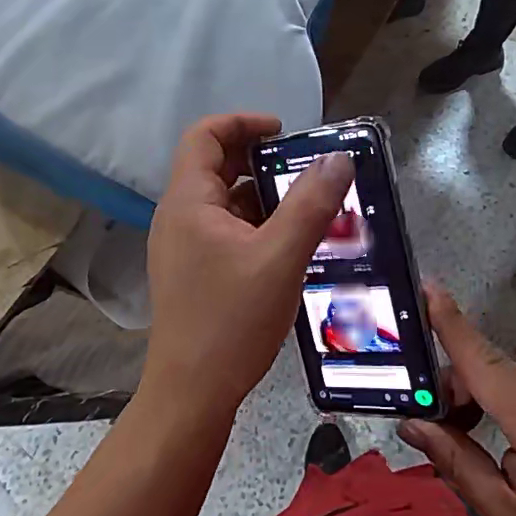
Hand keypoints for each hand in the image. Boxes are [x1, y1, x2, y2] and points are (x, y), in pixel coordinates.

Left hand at [143, 114, 353, 417]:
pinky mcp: (193, 271)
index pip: (204, 135)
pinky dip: (255, 224)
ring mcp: (183, 246)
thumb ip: (310, 204)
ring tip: (307, 205)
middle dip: (260, 159)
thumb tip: (337, 158)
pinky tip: (289, 243)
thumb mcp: (280, 258)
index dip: (242, 122)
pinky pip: (224, 230)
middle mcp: (178, 217)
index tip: (285, 132)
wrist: (192, 393)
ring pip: (223, 201)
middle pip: (214, 165)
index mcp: (188, 202)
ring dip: (262, 195)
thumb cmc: (231, 321)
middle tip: (306, 170)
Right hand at [396, 285, 515, 515]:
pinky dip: (501, 404)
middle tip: (426, 423)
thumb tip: (411, 424)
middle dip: (452, 385)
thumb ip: (457, 461)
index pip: (483, 360)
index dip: (450, 324)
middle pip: (491, 368)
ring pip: (509, 379)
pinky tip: (493, 438)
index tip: (425, 286)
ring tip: (458, 437)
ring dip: (476, 396)